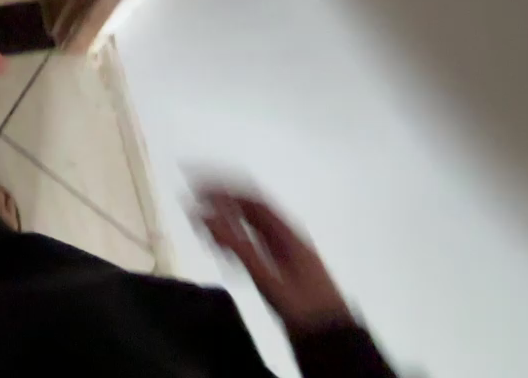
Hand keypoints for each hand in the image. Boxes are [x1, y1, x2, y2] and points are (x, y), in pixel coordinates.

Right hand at [199, 188, 351, 332]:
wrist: (336, 344)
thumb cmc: (304, 309)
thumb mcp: (269, 278)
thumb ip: (236, 246)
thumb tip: (203, 215)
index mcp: (287, 233)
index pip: (250, 198)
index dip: (221, 186)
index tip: (195, 183)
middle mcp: (285, 237)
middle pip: (248, 209)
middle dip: (218, 202)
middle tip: (192, 202)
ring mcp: (283, 252)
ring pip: (248, 226)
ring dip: (223, 222)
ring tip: (200, 225)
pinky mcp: (279, 268)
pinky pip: (251, 243)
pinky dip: (231, 239)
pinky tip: (219, 246)